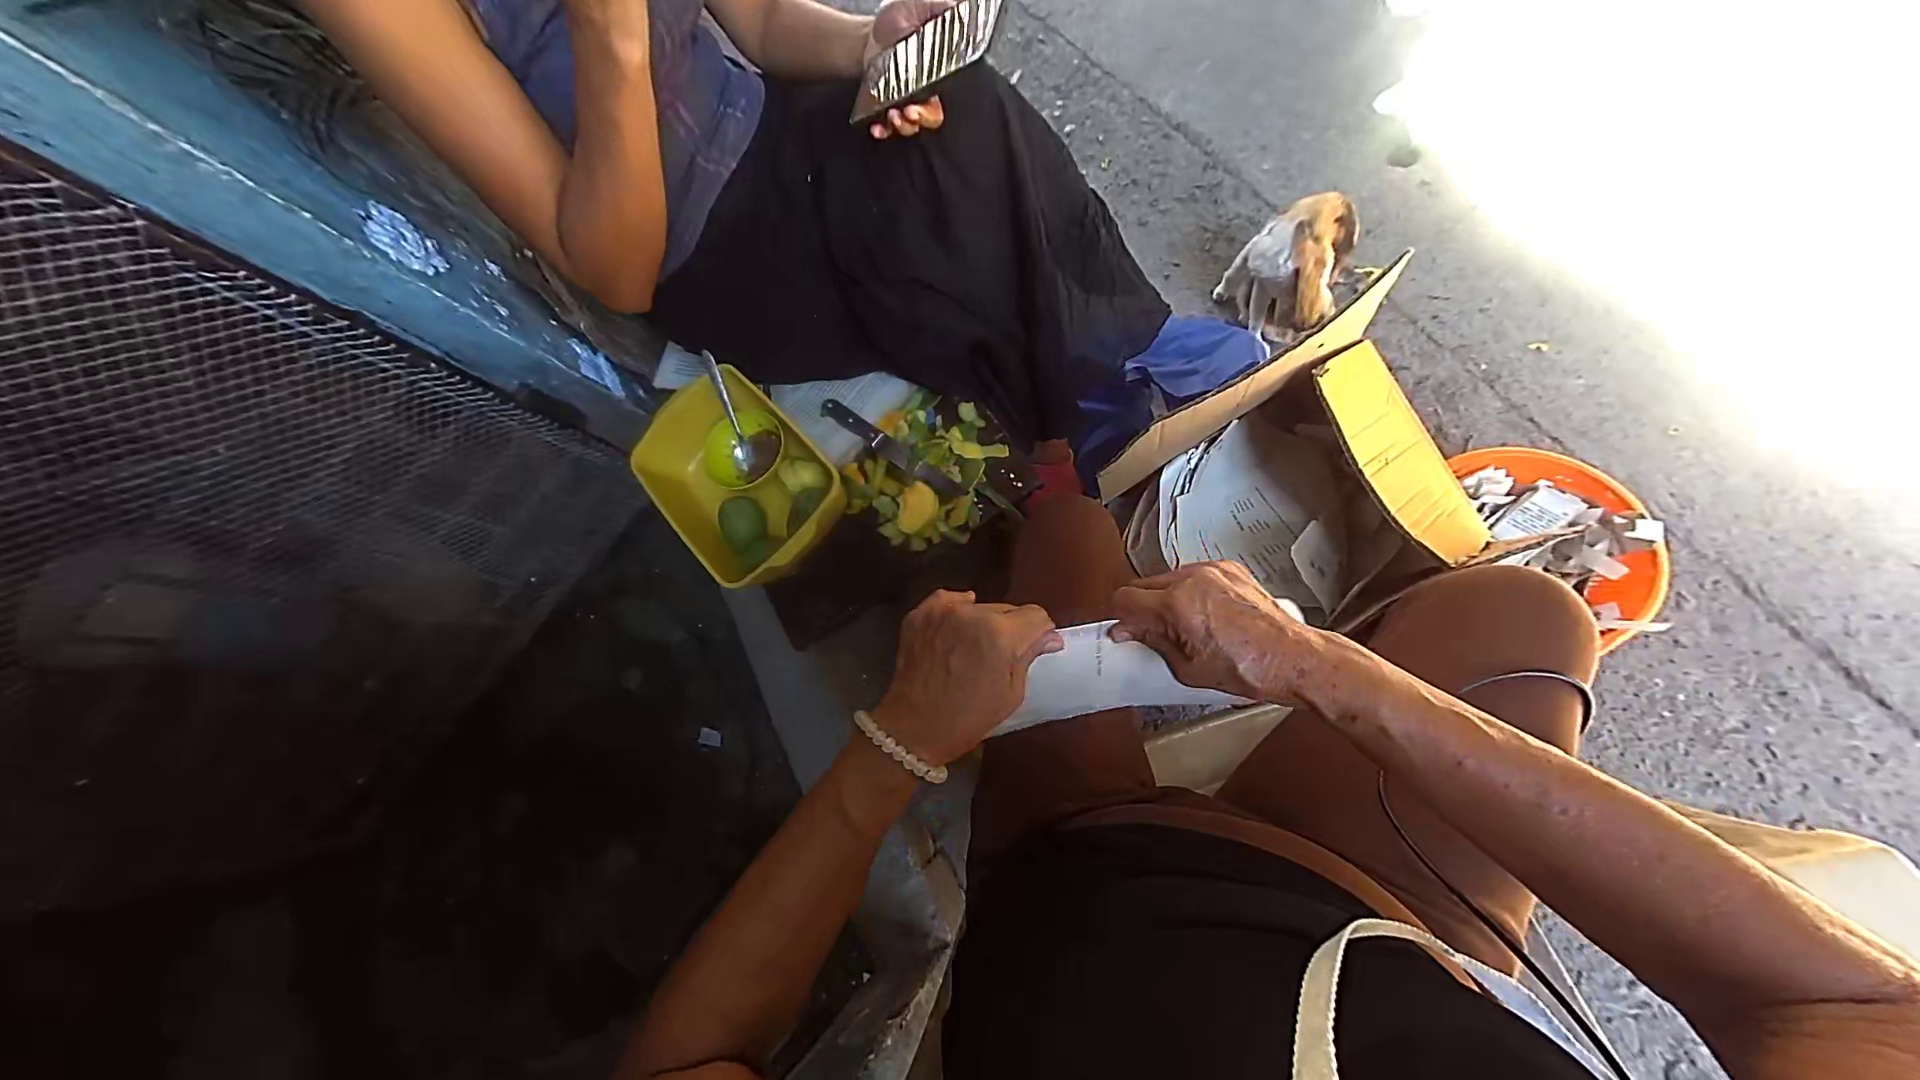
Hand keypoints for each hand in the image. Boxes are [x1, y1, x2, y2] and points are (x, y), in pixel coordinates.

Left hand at [864, 0, 951, 138]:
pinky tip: (877, 128)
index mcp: (936, 78)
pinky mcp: (885, 110)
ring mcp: (904, 105)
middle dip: (919, 120)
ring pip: (910, 127)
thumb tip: (962, 9)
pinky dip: (883, 131)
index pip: (942, 102)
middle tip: (909, 112)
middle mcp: (923, 96)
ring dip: (902, 126)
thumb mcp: (920, 8)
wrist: (868, 33)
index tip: (922, 105)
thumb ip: (941, 10)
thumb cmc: (898, 20)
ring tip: (893, 115)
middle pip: (929, 120)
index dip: (933, 110)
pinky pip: (887, 129)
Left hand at [869, 591, 1061, 765]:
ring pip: (979, 605)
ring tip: (973, 647)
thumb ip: (1029, 656)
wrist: (915, 728)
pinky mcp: (921, 613)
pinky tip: (956, 629)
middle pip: (1007, 609)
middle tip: (1001, 654)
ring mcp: (943, 610)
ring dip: (983, 622)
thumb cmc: (969, 718)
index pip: (1036, 615)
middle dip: (1011, 628)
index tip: (1036, 646)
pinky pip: (949, 600)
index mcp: (1001, 634)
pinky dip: (956, 610)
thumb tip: (1049, 637)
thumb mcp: (1011, 693)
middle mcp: (973, 613)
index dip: (1040, 632)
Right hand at [1111, 561, 1333, 703]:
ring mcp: (1213, 571)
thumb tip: (1134, 634)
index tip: (1126, 630)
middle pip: (1143, 585)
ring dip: (1165, 598)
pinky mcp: (1230, 570)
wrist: (1294, 659)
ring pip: (1168, 578)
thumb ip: (1153, 644)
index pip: (1125, 598)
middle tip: (1152, 633)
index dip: (1121, 619)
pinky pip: (1194, 575)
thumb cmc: (1252, 668)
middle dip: (1142, 609)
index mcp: (1177, 603)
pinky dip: (1191, 591)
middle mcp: (1193, 579)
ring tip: (1184, 626)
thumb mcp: (1188, 669)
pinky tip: (1203, 615)